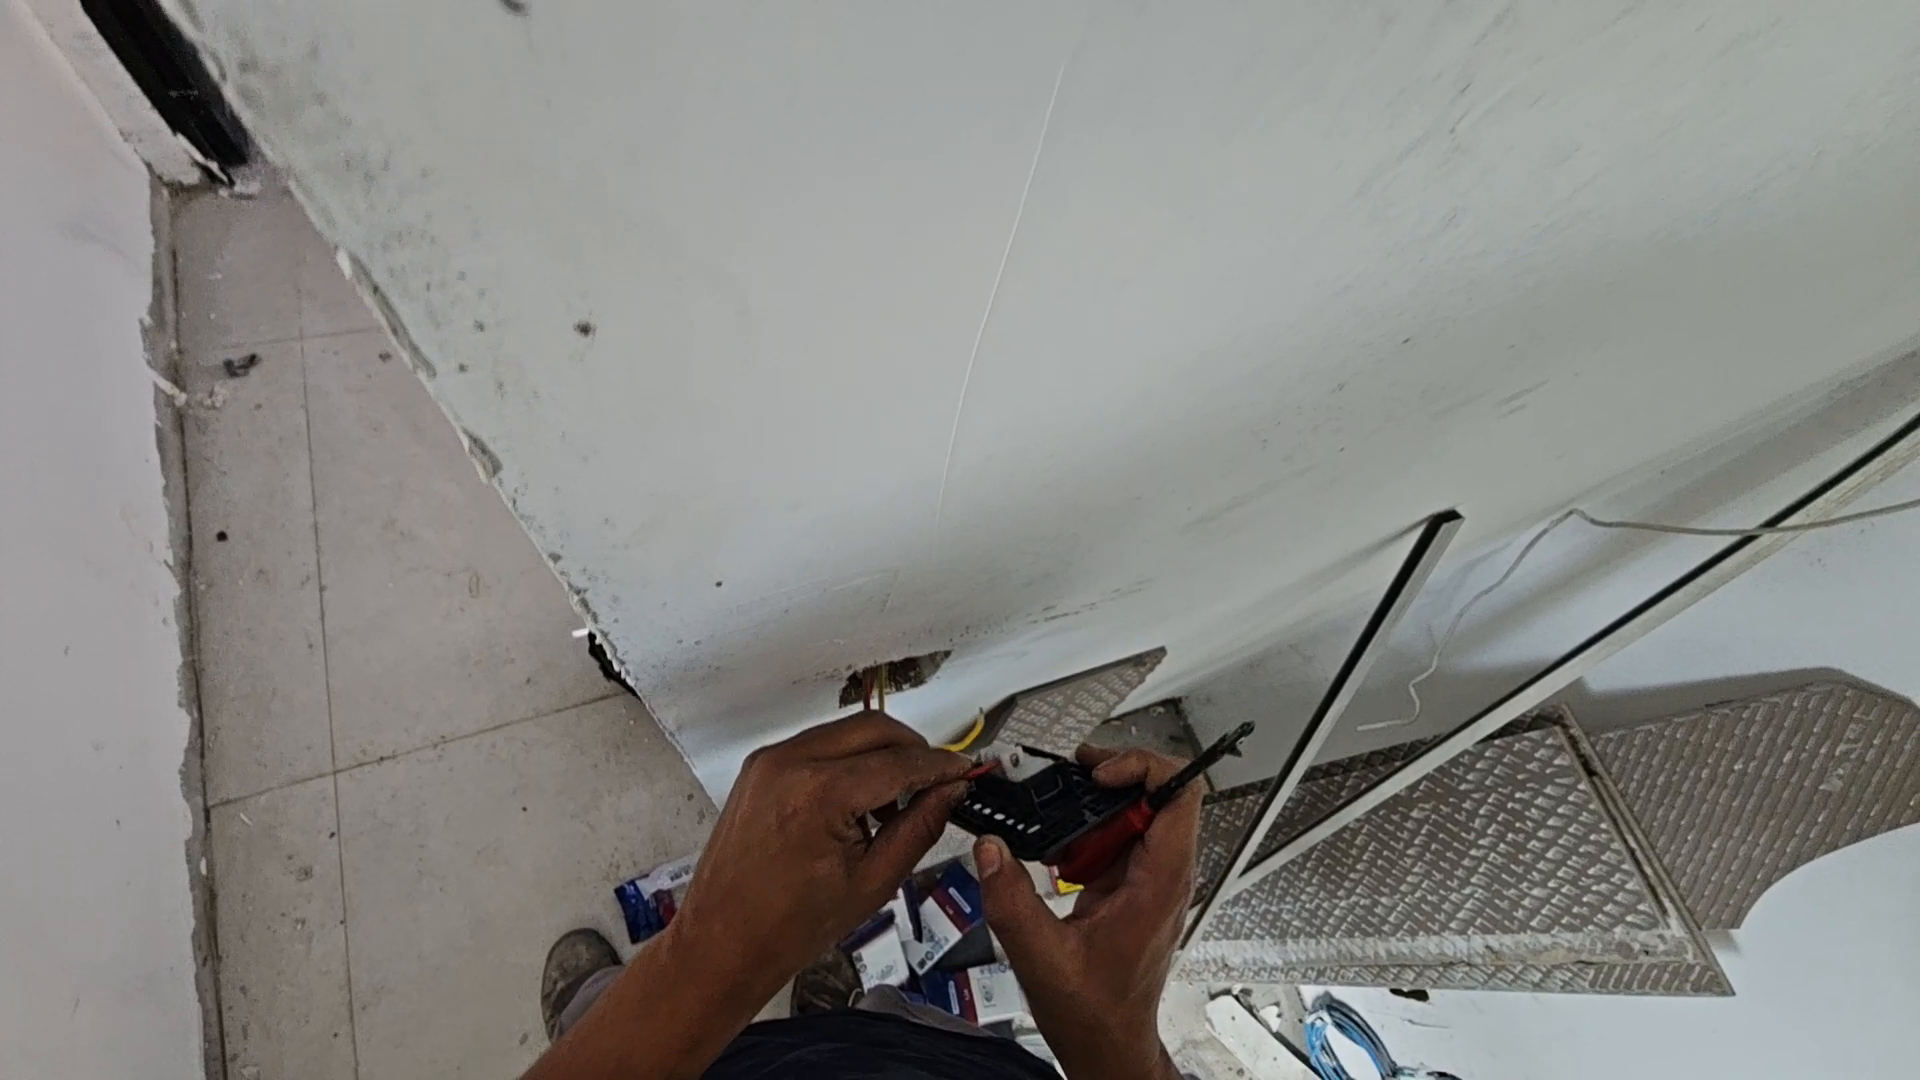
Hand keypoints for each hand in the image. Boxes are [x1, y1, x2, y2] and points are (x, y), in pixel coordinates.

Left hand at [527, 711, 968, 1079]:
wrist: (720, 945)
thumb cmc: (787, 927)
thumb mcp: (873, 882)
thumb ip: (919, 828)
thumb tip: (950, 792)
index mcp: (820, 794)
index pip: (900, 761)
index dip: (940, 766)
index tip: (963, 771)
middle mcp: (791, 763)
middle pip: (874, 727)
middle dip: (912, 749)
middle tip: (936, 780)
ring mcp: (771, 759)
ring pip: (847, 731)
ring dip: (881, 754)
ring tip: (892, 804)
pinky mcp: (761, 765)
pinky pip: (820, 745)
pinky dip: (849, 761)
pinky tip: (858, 802)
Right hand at [975, 746, 1200, 1079]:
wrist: (1108, 1045)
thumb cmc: (1096, 1014)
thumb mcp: (1042, 958)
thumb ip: (1011, 900)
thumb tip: (991, 848)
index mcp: (1160, 883)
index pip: (1178, 796)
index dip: (1143, 768)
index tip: (1100, 775)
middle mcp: (1162, 873)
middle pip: (1158, 792)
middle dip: (1114, 771)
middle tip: (1074, 770)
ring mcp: (1147, 876)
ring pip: (1136, 808)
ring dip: (1097, 796)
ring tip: (1059, 797)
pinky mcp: (1129, 881)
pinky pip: (1114, 832)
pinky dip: (1085, 822)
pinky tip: (1058, 838)